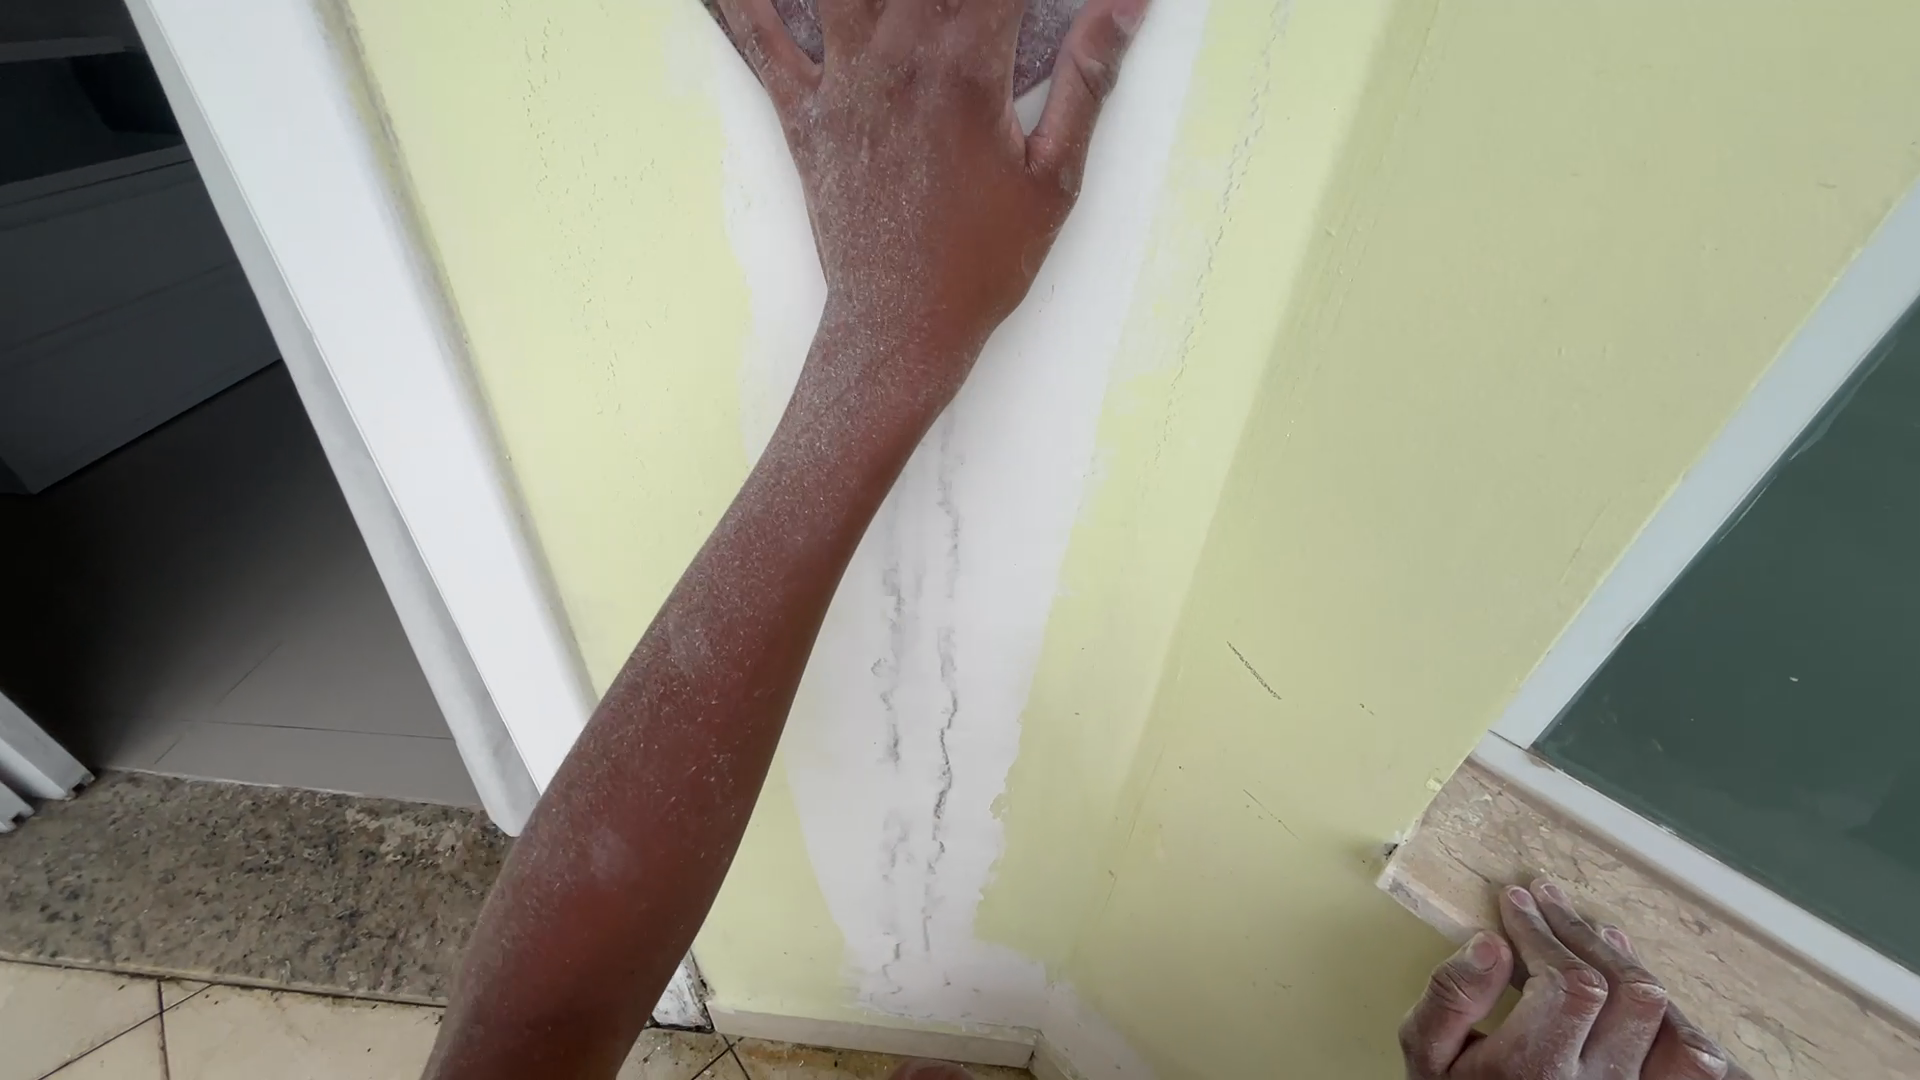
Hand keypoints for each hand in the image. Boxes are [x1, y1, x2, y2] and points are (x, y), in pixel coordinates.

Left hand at [716, 0, 1149, 396]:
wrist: (901, 328)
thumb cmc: (980, 267)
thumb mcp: (1051, 185)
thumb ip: (1086, 85)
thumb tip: (1127, 4)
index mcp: (968, 68)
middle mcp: (899, 56)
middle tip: (968, 5)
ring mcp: (843, 82)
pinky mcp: (806, 116)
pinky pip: (762, 39)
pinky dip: (742, 3)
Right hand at [1399, 879, 1753, 1079]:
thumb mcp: (1426, 1050)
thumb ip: (1451, 996)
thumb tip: (1489, 943)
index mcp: (1537, 1067)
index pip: (1568, 981)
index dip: (1541, 929)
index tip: (1515, 901)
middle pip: (1626, 991)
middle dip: (1580, 931)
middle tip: (1548, 901)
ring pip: (1671, 1024)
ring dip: (1629, 964)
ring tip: (1593, 931)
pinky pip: (1694, 1064)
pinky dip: (1674, 1015)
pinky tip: (1634, 979)